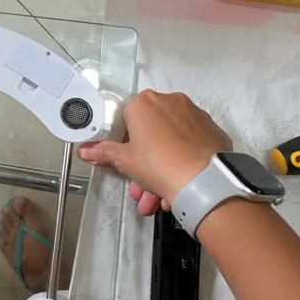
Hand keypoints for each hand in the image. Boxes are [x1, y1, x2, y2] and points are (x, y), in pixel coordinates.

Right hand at [77, 91, 232, 215]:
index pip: (127, 119)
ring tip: (159, 198)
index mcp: (145, 102)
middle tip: (142, 187)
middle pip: (151, 132)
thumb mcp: (125, 161)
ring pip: (171, 141)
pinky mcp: (212, 129)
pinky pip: (190, 144)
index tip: (127, 161)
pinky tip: (178, 186)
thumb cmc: (162, 164)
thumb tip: (87, 150)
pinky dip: (183, 161)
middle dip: (144, 163)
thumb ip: (104, 152)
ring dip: (162, 168)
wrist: (205, 181)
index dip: (125, 144)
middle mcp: (170, 101)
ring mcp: (194, 114)